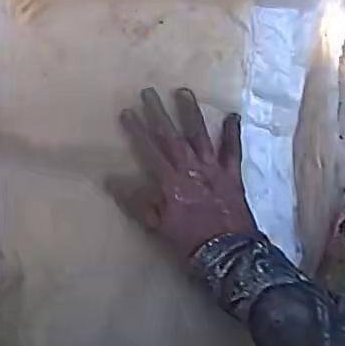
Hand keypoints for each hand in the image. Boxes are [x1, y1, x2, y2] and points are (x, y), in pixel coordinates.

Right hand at [109, 87, 258, 257]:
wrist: (231, 255)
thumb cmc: (191, 242)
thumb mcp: (157, 227)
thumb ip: (136, 203)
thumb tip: (111, 181)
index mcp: (171, 181)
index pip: (149, 150)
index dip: (137, 130)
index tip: (127, 111)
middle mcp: (191, 169)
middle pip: (171, 136)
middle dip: (159, 113)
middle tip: (149, 91)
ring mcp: (214, 170)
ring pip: (200, 135)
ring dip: (191, 113)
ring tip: (183, 91)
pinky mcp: (233, 175)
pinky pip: (233, 151)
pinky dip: (232, 133)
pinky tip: (232, 116)